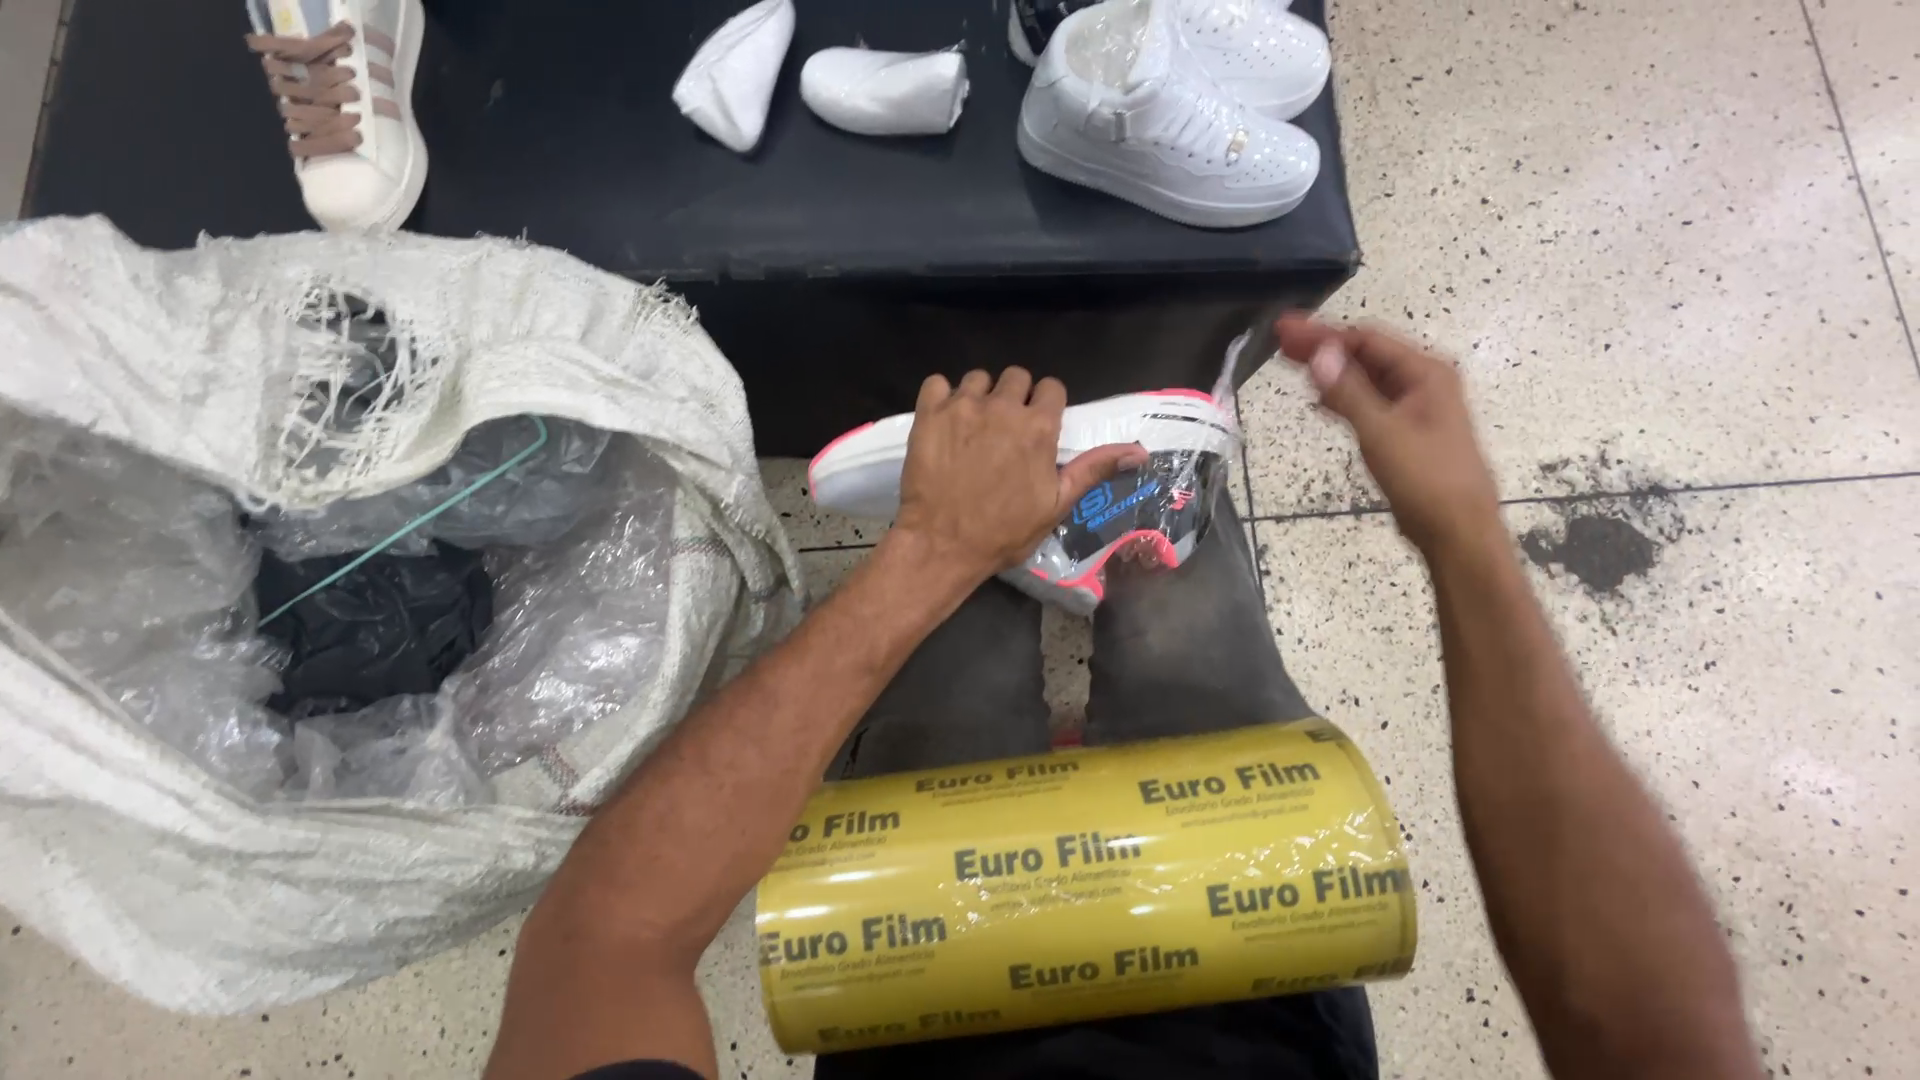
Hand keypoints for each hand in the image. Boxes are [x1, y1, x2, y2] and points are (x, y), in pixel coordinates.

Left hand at [892, 368, 1148, 580]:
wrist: (942, 544)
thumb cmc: (1003, 531)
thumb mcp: (1056, 505)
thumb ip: (1092, 469)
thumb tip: (1138, 451)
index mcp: (1039, 427)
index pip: (1051, 387)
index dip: (1045, 405)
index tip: (1036, 426)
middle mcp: (1003, 407)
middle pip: (1016, 377)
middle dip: (1014, 397)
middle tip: (1003, 429)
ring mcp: (962, 407)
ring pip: (977, 379)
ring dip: (979, 397)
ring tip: (972, 428)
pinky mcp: (928, 414)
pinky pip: (937, 384)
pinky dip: (941, 397)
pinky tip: (943, 422)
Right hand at [1275, 314, 1502, 557]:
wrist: (1457, 529)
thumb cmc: (1426, 479)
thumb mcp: (1381, 432)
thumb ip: (1347, 392)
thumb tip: (1318, 355)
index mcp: (1425, 373)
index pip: (1366, 339)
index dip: (1322, 333)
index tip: (1284, 329)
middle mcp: (1423, 382)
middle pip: (1365, 353)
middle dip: (1322, 346)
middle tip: (1280, 340)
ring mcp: (1415, 406)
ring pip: (1366, 376)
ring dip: (1331, 369)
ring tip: (1293, 363)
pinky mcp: (1405, 430)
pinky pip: (1369, 400)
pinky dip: (1343, 395)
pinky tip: (1321, 399)